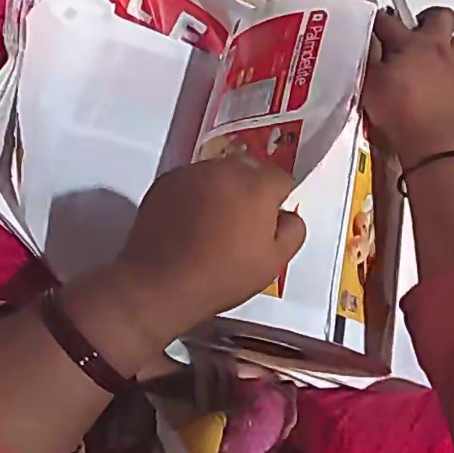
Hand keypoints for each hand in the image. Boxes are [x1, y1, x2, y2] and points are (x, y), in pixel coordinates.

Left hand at [115, 156, 307, 334]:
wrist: (161, 282)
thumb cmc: (222, 275)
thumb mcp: (274, 262)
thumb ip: (292, 230)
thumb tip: (286, 216)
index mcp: (256, 186)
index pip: (280, 179)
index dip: (277, 202)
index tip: (266, 223)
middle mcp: (224, 170)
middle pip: (248, 171)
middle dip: (249, 192)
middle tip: (239, 226)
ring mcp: (191, 173)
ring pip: (217, 174)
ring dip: (220, 191)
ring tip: (211, 226)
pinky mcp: (165, 181)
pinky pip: (190, 182)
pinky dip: (193, 195)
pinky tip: (188, 223)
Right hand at [363, 7, 453, 165]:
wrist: (429, 138)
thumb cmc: (396, 109)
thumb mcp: (370, 84)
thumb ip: (371, 61)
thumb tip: (370, 46)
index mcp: (410, 43)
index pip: (390, 21)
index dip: (380, 21)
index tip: (376, 25)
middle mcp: (437, 48)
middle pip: (441, 16)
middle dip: (430, 19)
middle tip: (418, 32)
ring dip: (451, 47)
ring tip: (439, 58)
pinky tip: (453, 84)